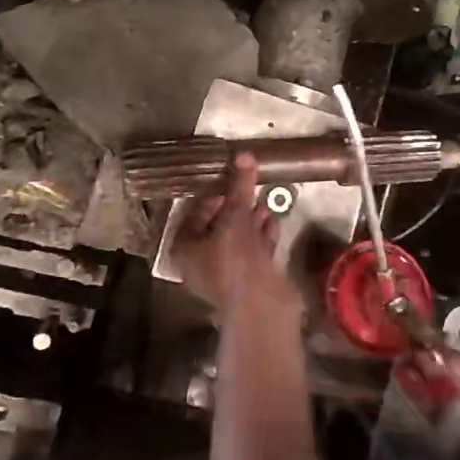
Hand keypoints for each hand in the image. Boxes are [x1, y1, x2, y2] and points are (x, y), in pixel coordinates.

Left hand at [169, 153, 299, 318]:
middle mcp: (200, 264)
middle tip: (250, 189)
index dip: (211, 198)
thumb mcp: (236, 216)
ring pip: (237, 241)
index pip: (193, 216)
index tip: (229, 184)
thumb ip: (240, 186)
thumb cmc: (235, 259)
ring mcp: (225, 275)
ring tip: (266, 201)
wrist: (260, 304)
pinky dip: (263, 236)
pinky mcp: (248, 282)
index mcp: (185, 250)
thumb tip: (244, 154)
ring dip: (251, 220)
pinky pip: (254, 252)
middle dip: (235, 207)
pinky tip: (275, 220)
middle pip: (217, 228)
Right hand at [414, 353, 459, 459]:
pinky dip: (437, 415)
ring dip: (434, 393)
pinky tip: (419, 416)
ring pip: (457, 399)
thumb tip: (454, 359)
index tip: (415, 352)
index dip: (446, 357)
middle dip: (437, 374)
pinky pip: (454, 421)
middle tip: (404, 370)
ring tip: (406, 388)